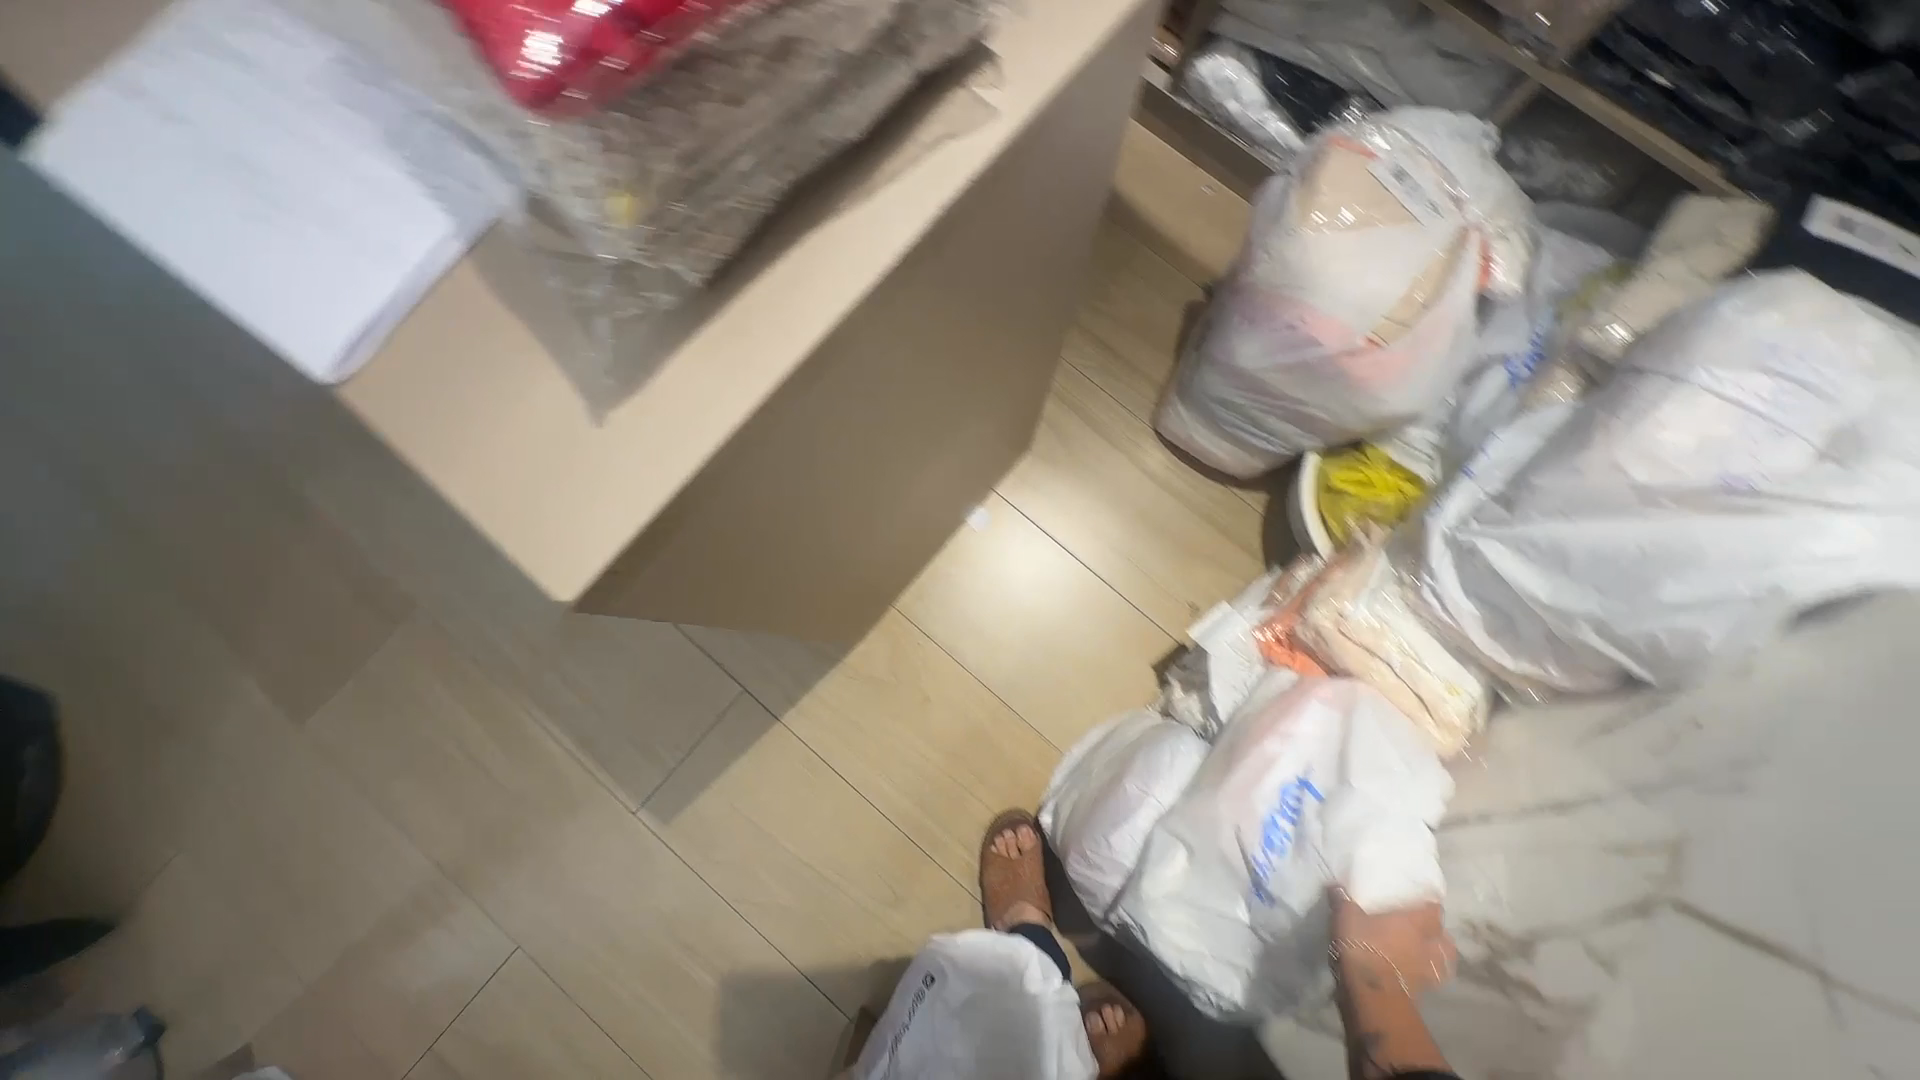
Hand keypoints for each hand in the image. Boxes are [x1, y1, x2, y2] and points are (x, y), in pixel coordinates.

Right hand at [1328, 889, 1455, 997]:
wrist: (1370, 992)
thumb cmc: (1362, 946)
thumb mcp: (1346, 917)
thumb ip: (1343, 900)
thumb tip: (1337, 887)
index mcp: (1415, 923)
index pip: (1434, 911)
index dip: (1430, 906)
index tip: (1422, 903)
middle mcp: (1427, 945)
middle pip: (1445, 938)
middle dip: (1438, 934)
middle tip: (1423, 929)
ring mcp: (1427, 971)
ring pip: (1442, 961)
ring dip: (1437, 956)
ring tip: (1424, 952)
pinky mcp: (1422, 991)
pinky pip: (1430, 980)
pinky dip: (1425, 975)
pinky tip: (1414, 972)